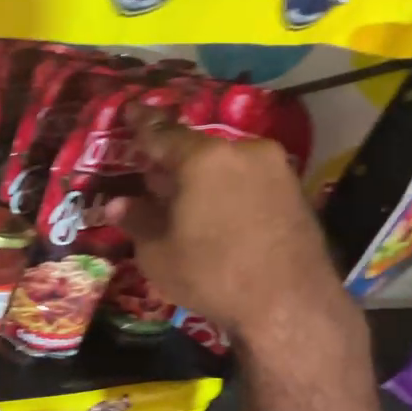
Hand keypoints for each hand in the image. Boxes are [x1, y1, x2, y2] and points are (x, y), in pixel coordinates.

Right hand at [107, 103, 357, 349]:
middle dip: (171, 162)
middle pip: (197, 150)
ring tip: (177, 201)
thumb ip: (137, 219)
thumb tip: (118, 204)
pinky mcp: (292, 191)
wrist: (286, 301)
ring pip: (223, 166)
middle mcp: (243, 151)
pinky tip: (209, 214)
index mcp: (204, 159)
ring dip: (198, 179)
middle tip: (148, 174)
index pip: (163, 134)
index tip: (130, 109)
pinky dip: (223, 191)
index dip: (141, 124)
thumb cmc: (209, 273)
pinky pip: (244, 181)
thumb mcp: (157, 252)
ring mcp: (274, 169)